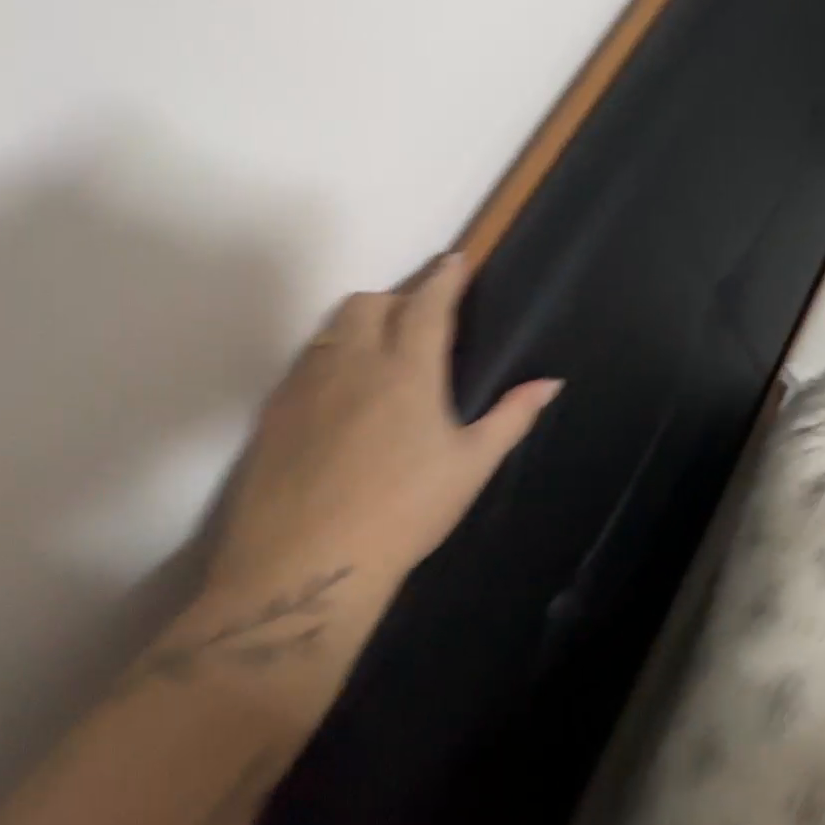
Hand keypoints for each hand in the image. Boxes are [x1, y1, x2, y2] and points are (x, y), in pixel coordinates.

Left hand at [207, 253, 560, 597]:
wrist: (306, 564)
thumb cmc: (406, 511)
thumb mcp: (472, 465)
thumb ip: (512, 416)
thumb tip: (550, 383)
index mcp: (407, 371)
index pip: (427, 304)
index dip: (444, 277)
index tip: (456, 259)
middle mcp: (352, 364)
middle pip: (370, 302)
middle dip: (400, 297)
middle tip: (423, 321)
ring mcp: (305, 386)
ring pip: (332, 328)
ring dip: (363, 324)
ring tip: (385, 353)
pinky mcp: (273, 413)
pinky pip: (306, 362)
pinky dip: (332, 356)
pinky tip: (346, 394)